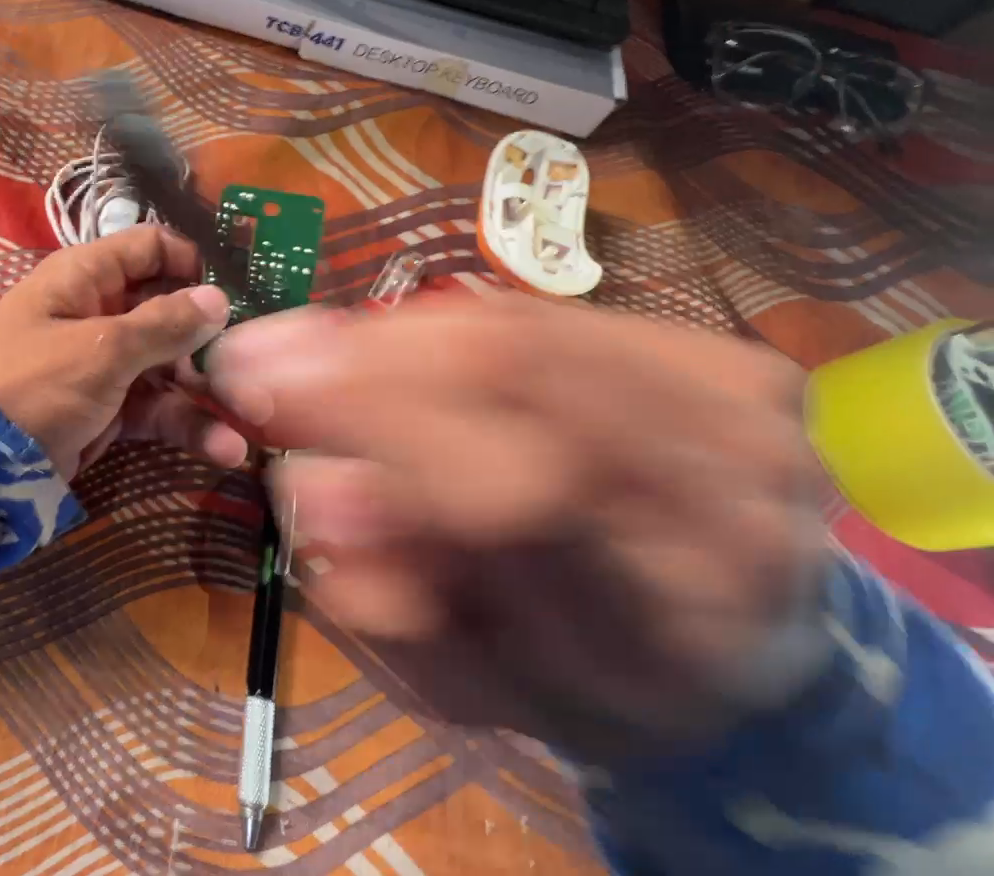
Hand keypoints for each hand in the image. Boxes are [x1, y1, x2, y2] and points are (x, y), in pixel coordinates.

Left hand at [0, 226, 248, 479]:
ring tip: (252, 417)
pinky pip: (157, 408)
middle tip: (257, 369)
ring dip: (210, 391)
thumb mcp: (99, 349)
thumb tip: (218, 298)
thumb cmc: (31, 384)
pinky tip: (224, 448)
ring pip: (170, 366)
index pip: (150, 248)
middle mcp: (99, 313)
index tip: (240, 290)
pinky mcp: (108, 410)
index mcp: (86, 278)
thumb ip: (162, 324)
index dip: (194, 262)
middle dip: (214, 340)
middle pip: (170, 312)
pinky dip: (187, 425)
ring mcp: (105, 364)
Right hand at [206, 292, 827, 756]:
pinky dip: (450, 328)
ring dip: (390, 336)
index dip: (370, 416)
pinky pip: (551, 318)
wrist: (741, 662)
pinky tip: (392, 349)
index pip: (516, 480)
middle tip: (257, 354)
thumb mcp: (466, 689)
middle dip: (361, 356)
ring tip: (305, 348)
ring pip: (529, 327)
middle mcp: (740, 498)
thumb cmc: (578, 689)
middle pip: (520, 368)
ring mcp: (753, 417)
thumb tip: (308, 485)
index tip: (255, 391)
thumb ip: (385, 602)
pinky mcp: (733, 365)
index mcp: (676, 621)